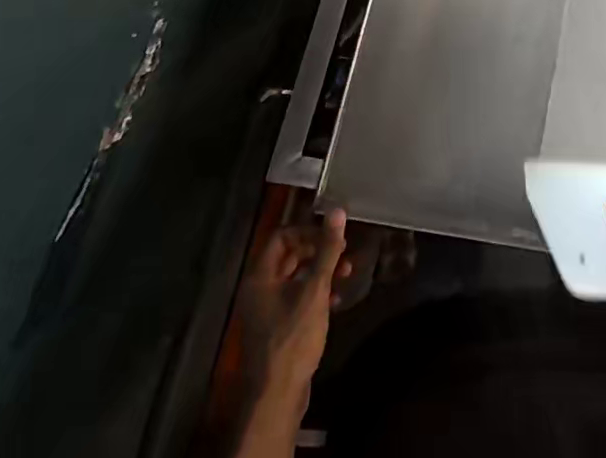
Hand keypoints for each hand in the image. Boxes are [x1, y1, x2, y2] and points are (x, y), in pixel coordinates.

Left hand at [238, 209, 349, 402]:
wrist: (278, 393)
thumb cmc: (294, 336)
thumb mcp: (315, 289)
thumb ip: (327, 250)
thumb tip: (337, 211)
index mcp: (260, 276)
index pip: (282, 236)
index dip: (308, 232)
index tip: (333, 238)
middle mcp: (259, 288)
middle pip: (289, 256)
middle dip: (318, 251)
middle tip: (344, 254)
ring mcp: (267, 309)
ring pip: (295, 277)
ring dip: (321, 272)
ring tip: (346, 275)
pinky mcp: (277, 326)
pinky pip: (296, 297)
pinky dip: (316, 293)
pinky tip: (335, 300)